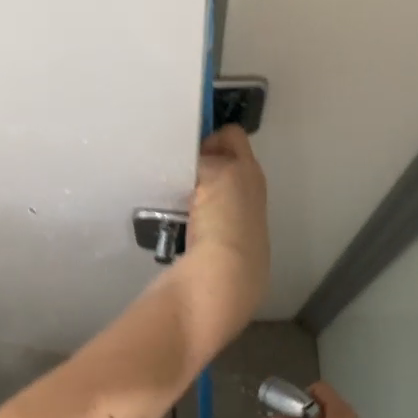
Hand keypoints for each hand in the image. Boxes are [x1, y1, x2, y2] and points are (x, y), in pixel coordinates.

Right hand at [183, 125, 268, 333]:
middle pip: (222, 168)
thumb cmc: (223, 220)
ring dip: (190, 196)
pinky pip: (195, 226)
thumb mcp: (216, 173)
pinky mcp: (216, 255)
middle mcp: (249, 198)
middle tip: (172, 172)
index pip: (232, 138)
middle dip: (199, 166)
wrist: (220, 281)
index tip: (185, 147)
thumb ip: (205, 159)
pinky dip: (183, 222)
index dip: (210, 135)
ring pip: (208, 198)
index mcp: (251, 175)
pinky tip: (169, 226)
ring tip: (166, 198)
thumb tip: (197, 163)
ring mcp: (234, 229)